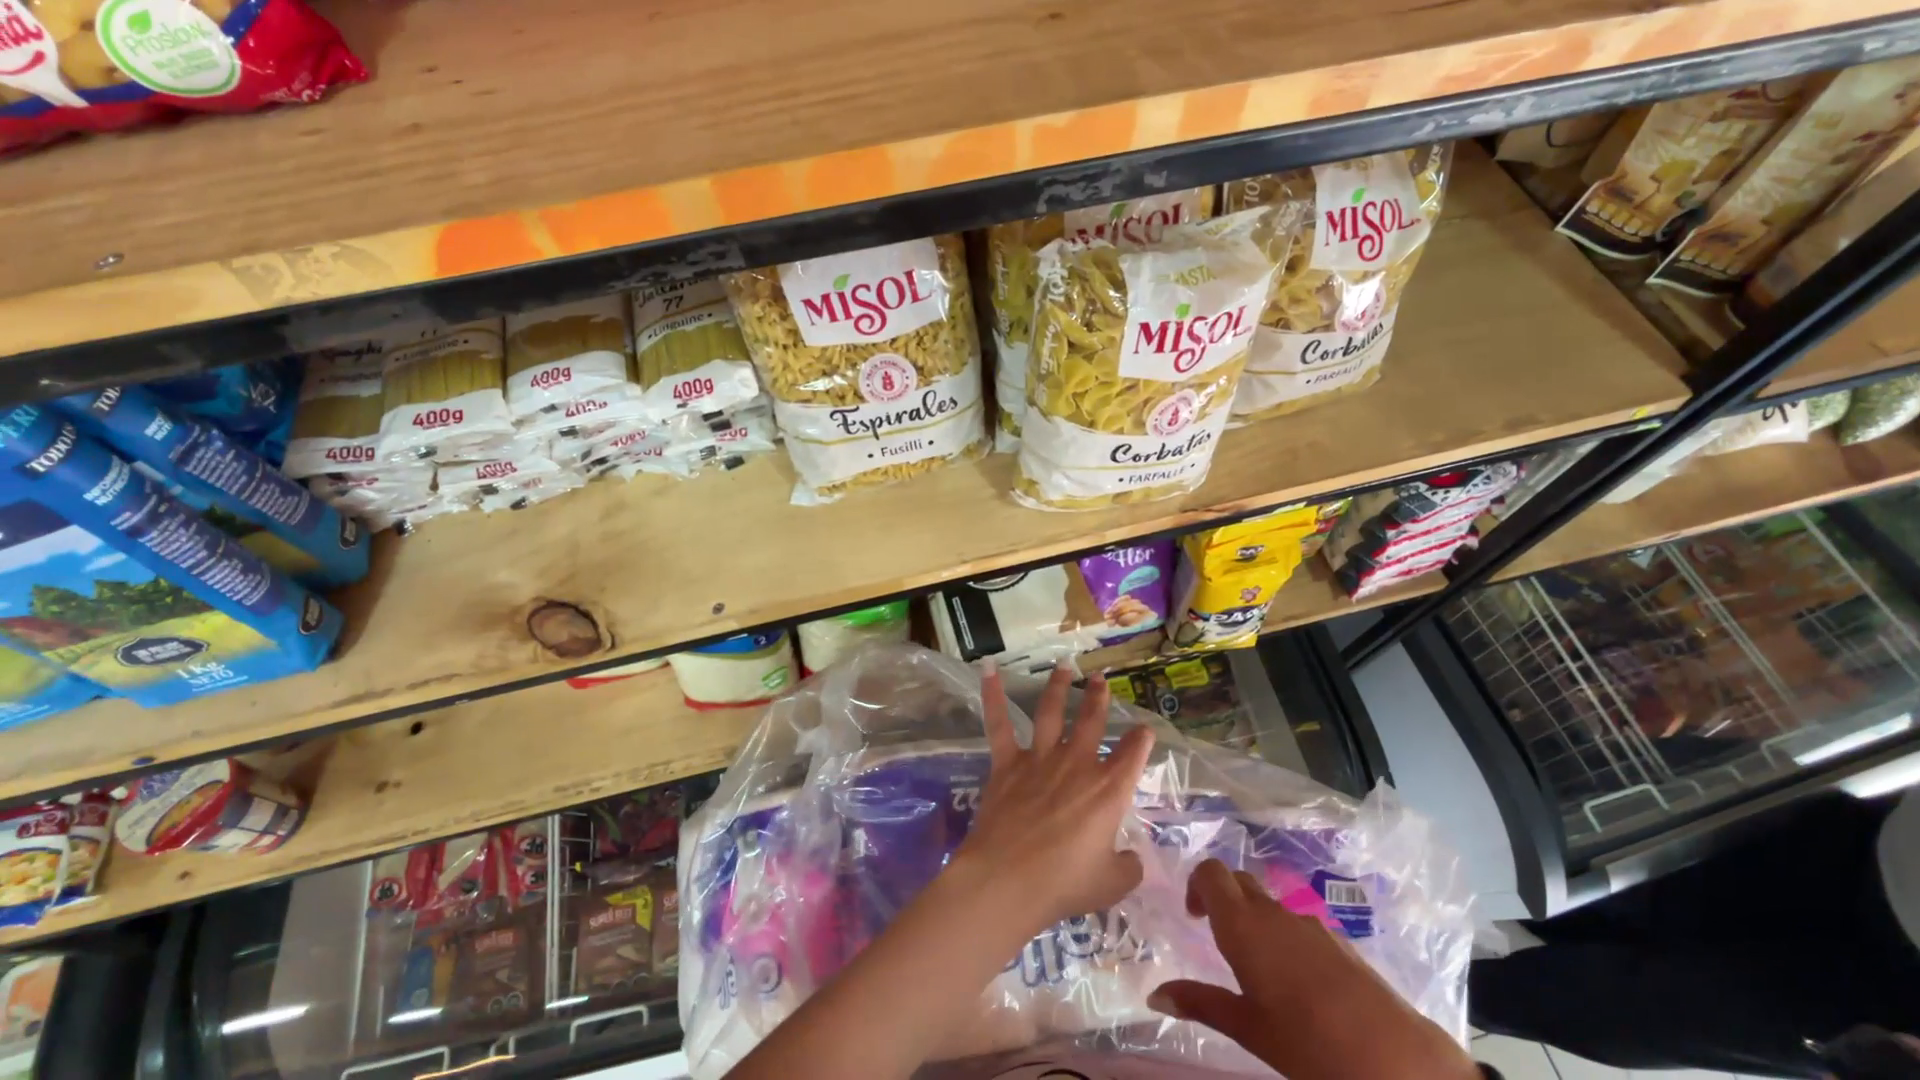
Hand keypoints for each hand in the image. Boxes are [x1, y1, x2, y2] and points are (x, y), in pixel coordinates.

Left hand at [951, 663, 1154, 935]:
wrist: (1008, 879)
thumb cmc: (1064, 884)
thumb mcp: (1113, 883)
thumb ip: (1128, 866)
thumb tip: (1131, 859)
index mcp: (1109, 789)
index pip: (1134, 753)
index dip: (1142, 740)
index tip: (1145, 732)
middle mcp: (1077, 764)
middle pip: (1092, 721)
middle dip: (1099, 698)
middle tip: (1102, 681)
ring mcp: (1039, 760)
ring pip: (1051, 712)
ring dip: (1058, 688)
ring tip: (1064, 668)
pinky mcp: (1006, 764)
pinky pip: (999, 724)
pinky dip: (993, 695)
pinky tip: (989, 670)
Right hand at [1149, 860, 1478, 1079]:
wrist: (1392, 1055)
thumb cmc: (1306, 1040)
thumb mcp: (1247, 1027)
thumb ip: (1200, 1003)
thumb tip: (1155, 994)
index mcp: (1244, 925)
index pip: (1212, 872)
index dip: (1196, 884)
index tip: (1194, 918)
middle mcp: (1275, 913)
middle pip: (1240, 882)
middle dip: (1222, 899)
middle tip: (1214, 938)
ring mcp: (1311, 924)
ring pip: (1270, 905)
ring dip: (1254, 921)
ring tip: (1254, 969)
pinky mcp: (1338, 941)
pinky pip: (1297, 925)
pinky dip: (1282, 938)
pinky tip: (1292, 983)